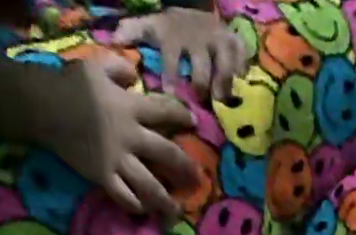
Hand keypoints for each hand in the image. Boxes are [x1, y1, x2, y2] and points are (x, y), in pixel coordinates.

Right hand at [0, 53, 198, 216]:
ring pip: (149, 185)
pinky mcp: (102, 176)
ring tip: (175, 211)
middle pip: (167, 155)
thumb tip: (135, 77)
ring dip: (165, 200)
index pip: (165, 110)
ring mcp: (117, 160)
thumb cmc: (69, 84)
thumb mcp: (96, 66)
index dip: (181, 115)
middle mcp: (130, 137)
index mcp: (131, 107)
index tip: (192, 123)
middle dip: (185, 168)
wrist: (42, 107)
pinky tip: (142, 211)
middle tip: (196, 179)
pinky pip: (123, 197)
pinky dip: (134, 206)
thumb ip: (120, 70)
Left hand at [114, 8, 250, 101]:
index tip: (171, 96)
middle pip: (201, 66)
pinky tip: (241, 87)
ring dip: (224, 82)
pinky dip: (242, 72)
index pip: (171, 58)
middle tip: (200, 104)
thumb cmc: (171, 27)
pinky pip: (243, 57)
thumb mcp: (151, 26)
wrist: (195, 8)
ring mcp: (219, 40)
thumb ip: (133, 32)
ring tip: (223, 101)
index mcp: (175, 36)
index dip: (171, 77)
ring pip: (224, 63)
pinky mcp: (235, 43)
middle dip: (200, 85)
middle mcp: (198, 38)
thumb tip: (113, 39)